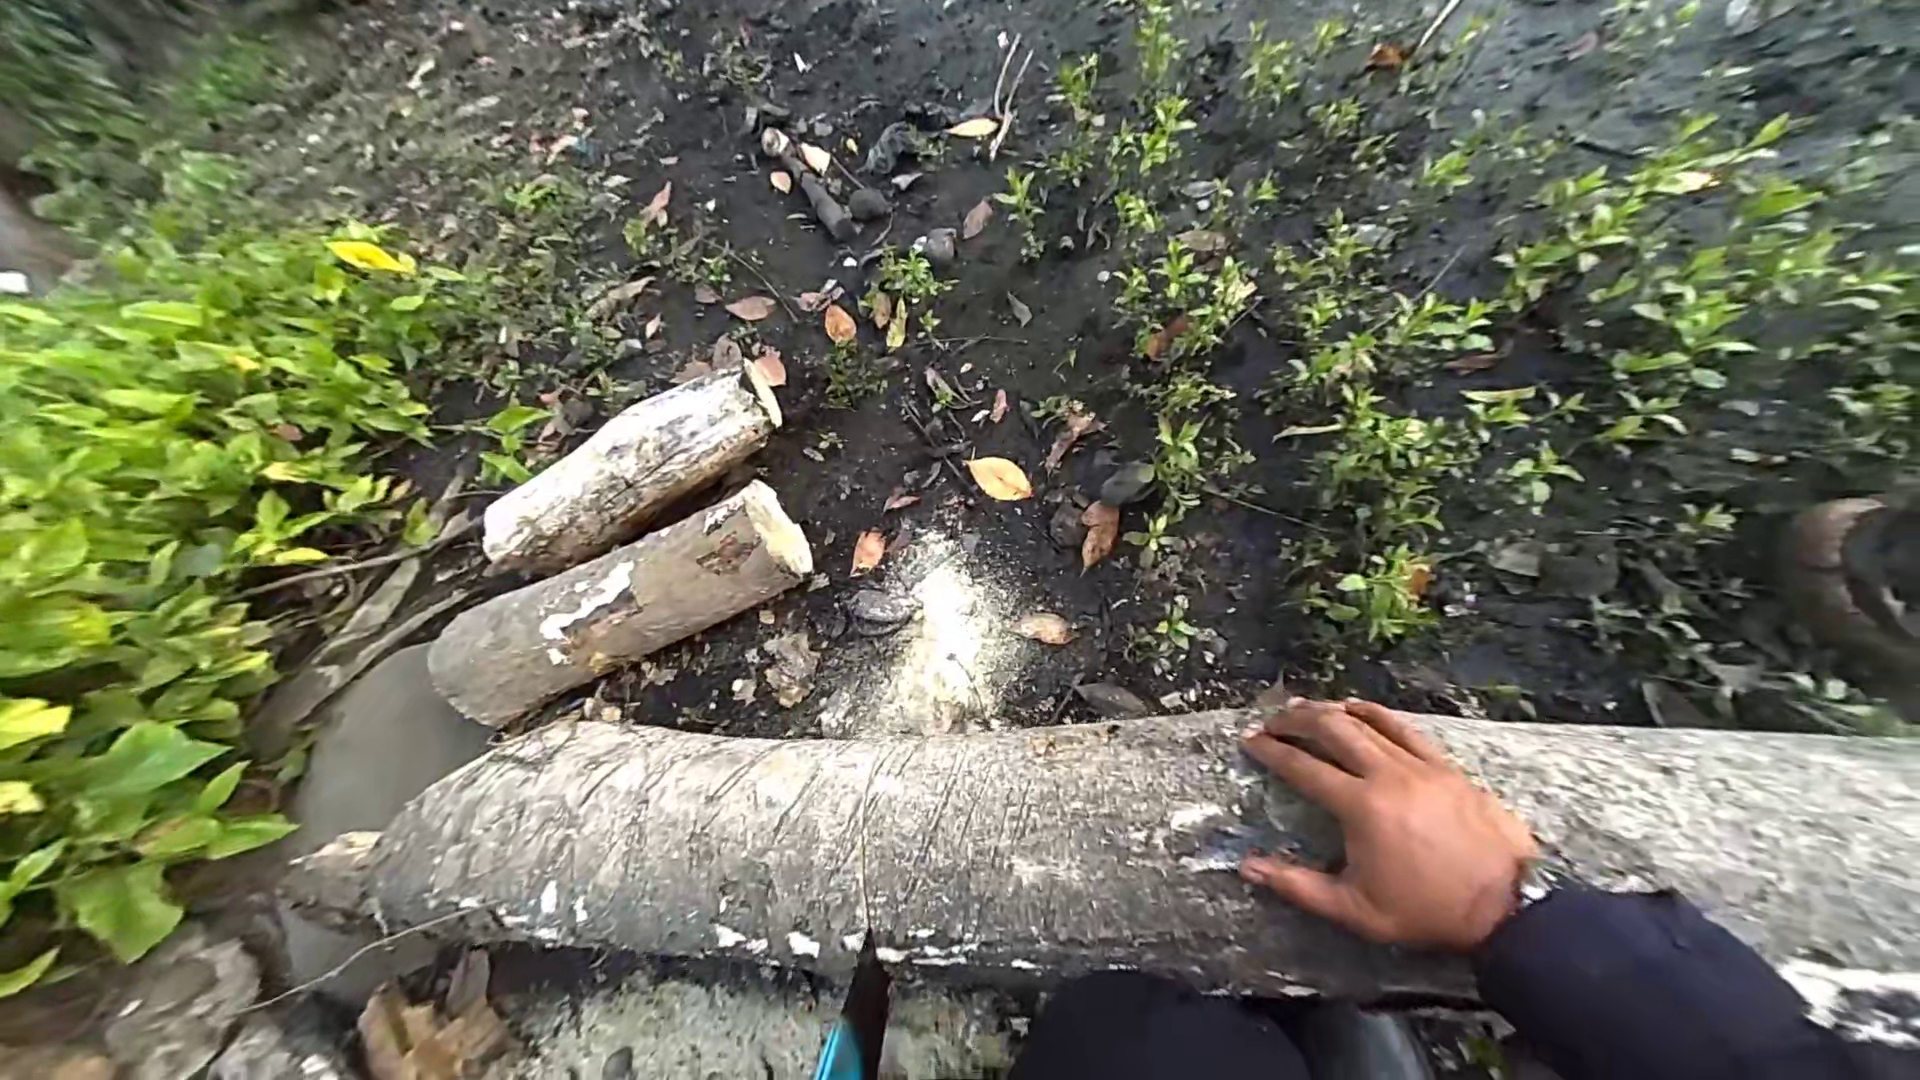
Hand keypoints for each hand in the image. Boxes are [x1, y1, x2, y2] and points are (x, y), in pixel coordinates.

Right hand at [1238, 699, 1537, 951]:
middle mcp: (1385, 775)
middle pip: (1329, 728)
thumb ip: (1298, 887)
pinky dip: (1372, 712)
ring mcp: (1419, 766)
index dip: (1270, 750)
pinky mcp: (1444, 766)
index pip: (1301, 766)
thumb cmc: (1429, 911)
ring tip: (1301, 708)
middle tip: (1270, 722)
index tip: (1249, 742)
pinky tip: (1354, 706)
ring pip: (1362, 721)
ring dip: (1325, 710)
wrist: (1517, 910)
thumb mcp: (1357, 911)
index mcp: (1360, 806)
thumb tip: (1247, 868)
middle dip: (1292, 719)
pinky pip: (1402, 727)